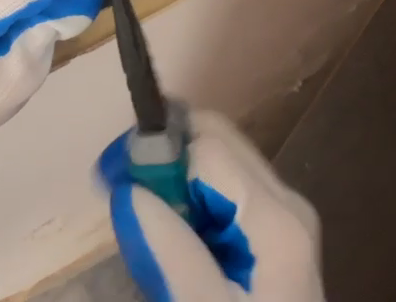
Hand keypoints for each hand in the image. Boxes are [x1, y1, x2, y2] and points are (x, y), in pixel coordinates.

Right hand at [98, 111, 324, 300]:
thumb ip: (169, 251)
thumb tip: (129, 187)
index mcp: (276, 216)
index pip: (204, 143)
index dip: (154, 151)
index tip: (111, 179)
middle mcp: (284, 202)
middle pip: (212, 145)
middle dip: (161, 163)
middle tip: (120, 199)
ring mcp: (282, 219)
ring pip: (212, 167)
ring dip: (169, 186)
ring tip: (142, 229)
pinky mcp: (273, 238)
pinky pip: (219, 195)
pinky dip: (185, 206)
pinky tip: (170, 245)